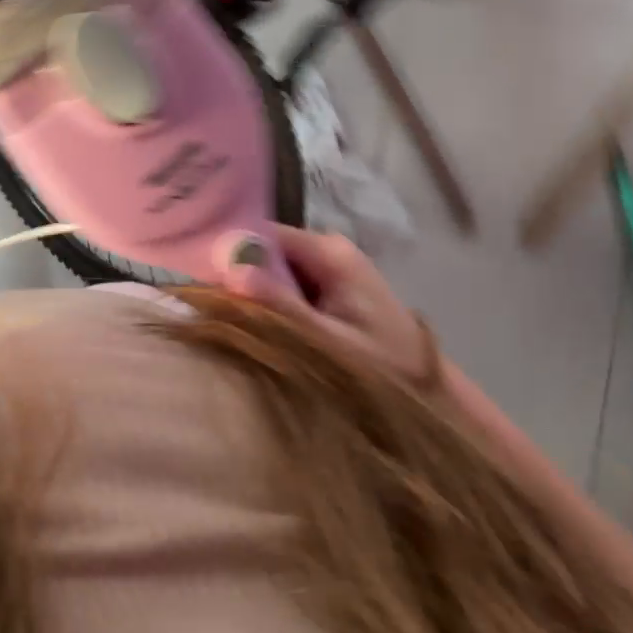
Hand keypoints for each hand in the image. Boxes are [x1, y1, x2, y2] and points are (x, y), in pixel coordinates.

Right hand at [222, 226, 434, 384]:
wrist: (434, 400)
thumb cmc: (385, 370)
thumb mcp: (328, 342)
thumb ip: (280, 305)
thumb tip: (229, 266)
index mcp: (330, 251)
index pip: (260, 233)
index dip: (228, 254)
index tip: (199, 281)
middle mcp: (328, 249)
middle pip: (263, 250)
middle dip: (237, 276)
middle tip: (209, 308)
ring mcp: (329, 268)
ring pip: (271, 269)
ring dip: (250, 293)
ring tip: (224, 318)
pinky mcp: (328, 288)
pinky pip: (284, 285)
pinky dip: (267, 303)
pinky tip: (251, 324)